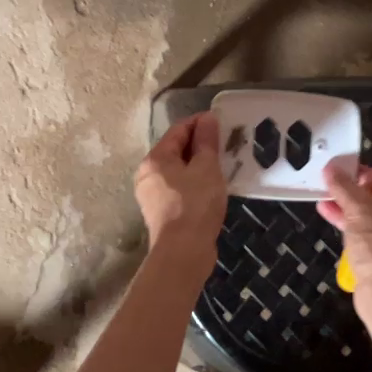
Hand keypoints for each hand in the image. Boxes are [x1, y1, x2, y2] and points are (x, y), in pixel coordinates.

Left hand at [133, 111, 226, 263]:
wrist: (183, 253)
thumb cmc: (195, 204)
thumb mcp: (206, 167)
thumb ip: (207, 141)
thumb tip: (207, 118)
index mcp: (155, 159)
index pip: (178, 130)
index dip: (199, 122)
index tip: (221, 122)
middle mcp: (147, 175)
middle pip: (175, 150)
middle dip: (199, 145)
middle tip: (224, 144)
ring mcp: (151, 196)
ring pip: (177, 171)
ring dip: (197, 165)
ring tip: (221, 165)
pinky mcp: (161, 214)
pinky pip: (179, 188)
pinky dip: (194, 183)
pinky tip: (211, 188)